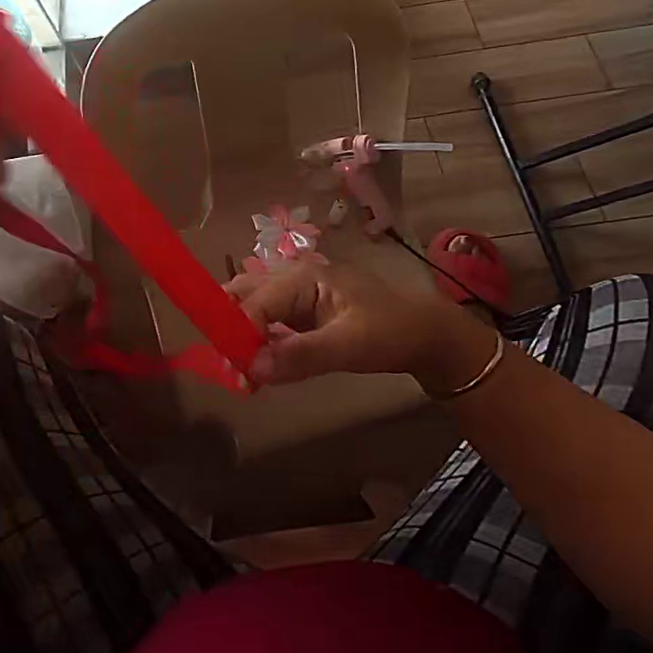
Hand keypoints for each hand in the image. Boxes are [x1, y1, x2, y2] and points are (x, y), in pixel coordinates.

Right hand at [224, 263, 497, 394]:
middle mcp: (291, 281)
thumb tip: (251, 369)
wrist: (425, 334)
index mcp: (300, 279)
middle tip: (227, 368)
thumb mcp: (349, 345)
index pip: (253, 303)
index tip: (234, 373)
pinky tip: (258, 369)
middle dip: (228, 328)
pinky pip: (267, 325)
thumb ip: (300, 356)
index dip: (238, 335)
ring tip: (239, 373)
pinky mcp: (300, 315)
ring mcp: (295, 297)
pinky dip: (257, 344)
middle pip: (242, 295)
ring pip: (251, 309)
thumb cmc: (390, 332)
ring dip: (240, 338)